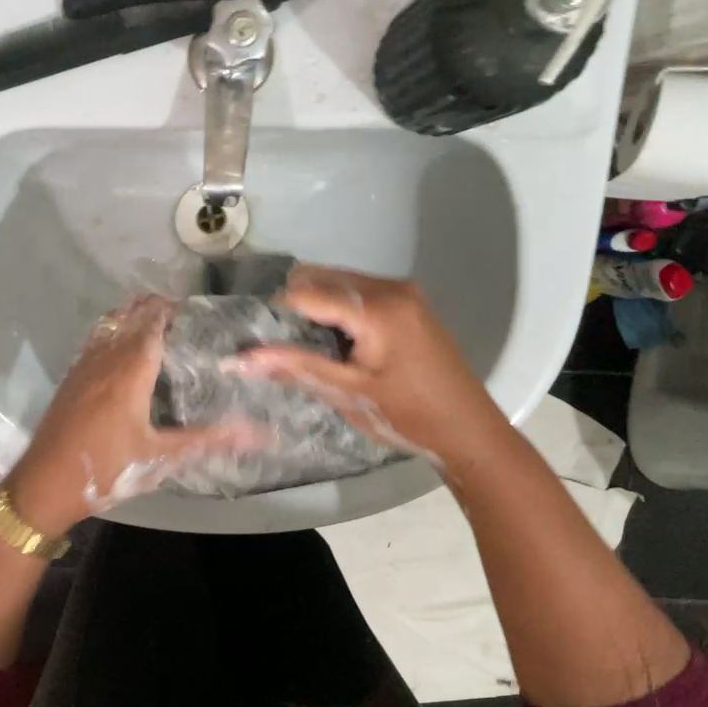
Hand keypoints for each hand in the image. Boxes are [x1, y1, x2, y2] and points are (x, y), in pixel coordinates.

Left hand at [7, 295, 254, 534]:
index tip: (191, 306)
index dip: (169, 311)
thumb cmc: (107, 469)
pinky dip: (109, 332)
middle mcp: (105, 361)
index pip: (152, 326)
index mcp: (130, 372)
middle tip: (177, 309)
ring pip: (107, 328)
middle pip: (128, 320)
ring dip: (128, 317)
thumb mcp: (160, 458)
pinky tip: (117, 345)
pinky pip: (93, 342)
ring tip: (150, 316)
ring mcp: (82, 368)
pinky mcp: (69, 381)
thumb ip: (206, 440)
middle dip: (151, 309)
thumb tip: (255, 433)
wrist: (45, 484)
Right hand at [230, 264, 504, 459]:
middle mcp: (391, 288)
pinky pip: (358, 293)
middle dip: (294, 305)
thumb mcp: (347, 393)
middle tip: (279, 345)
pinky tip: (334, 343)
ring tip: (305, 347)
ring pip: (339, 282)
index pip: (306, 292)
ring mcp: (403, 292)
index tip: (255, 339)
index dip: (275, 314)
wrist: (467, 429)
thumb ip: (296, 367)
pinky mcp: (409, 303)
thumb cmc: (408, 415)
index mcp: (378, 308)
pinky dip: (336, 309)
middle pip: (322, 277)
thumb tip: (241, 359)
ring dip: (315, 306)